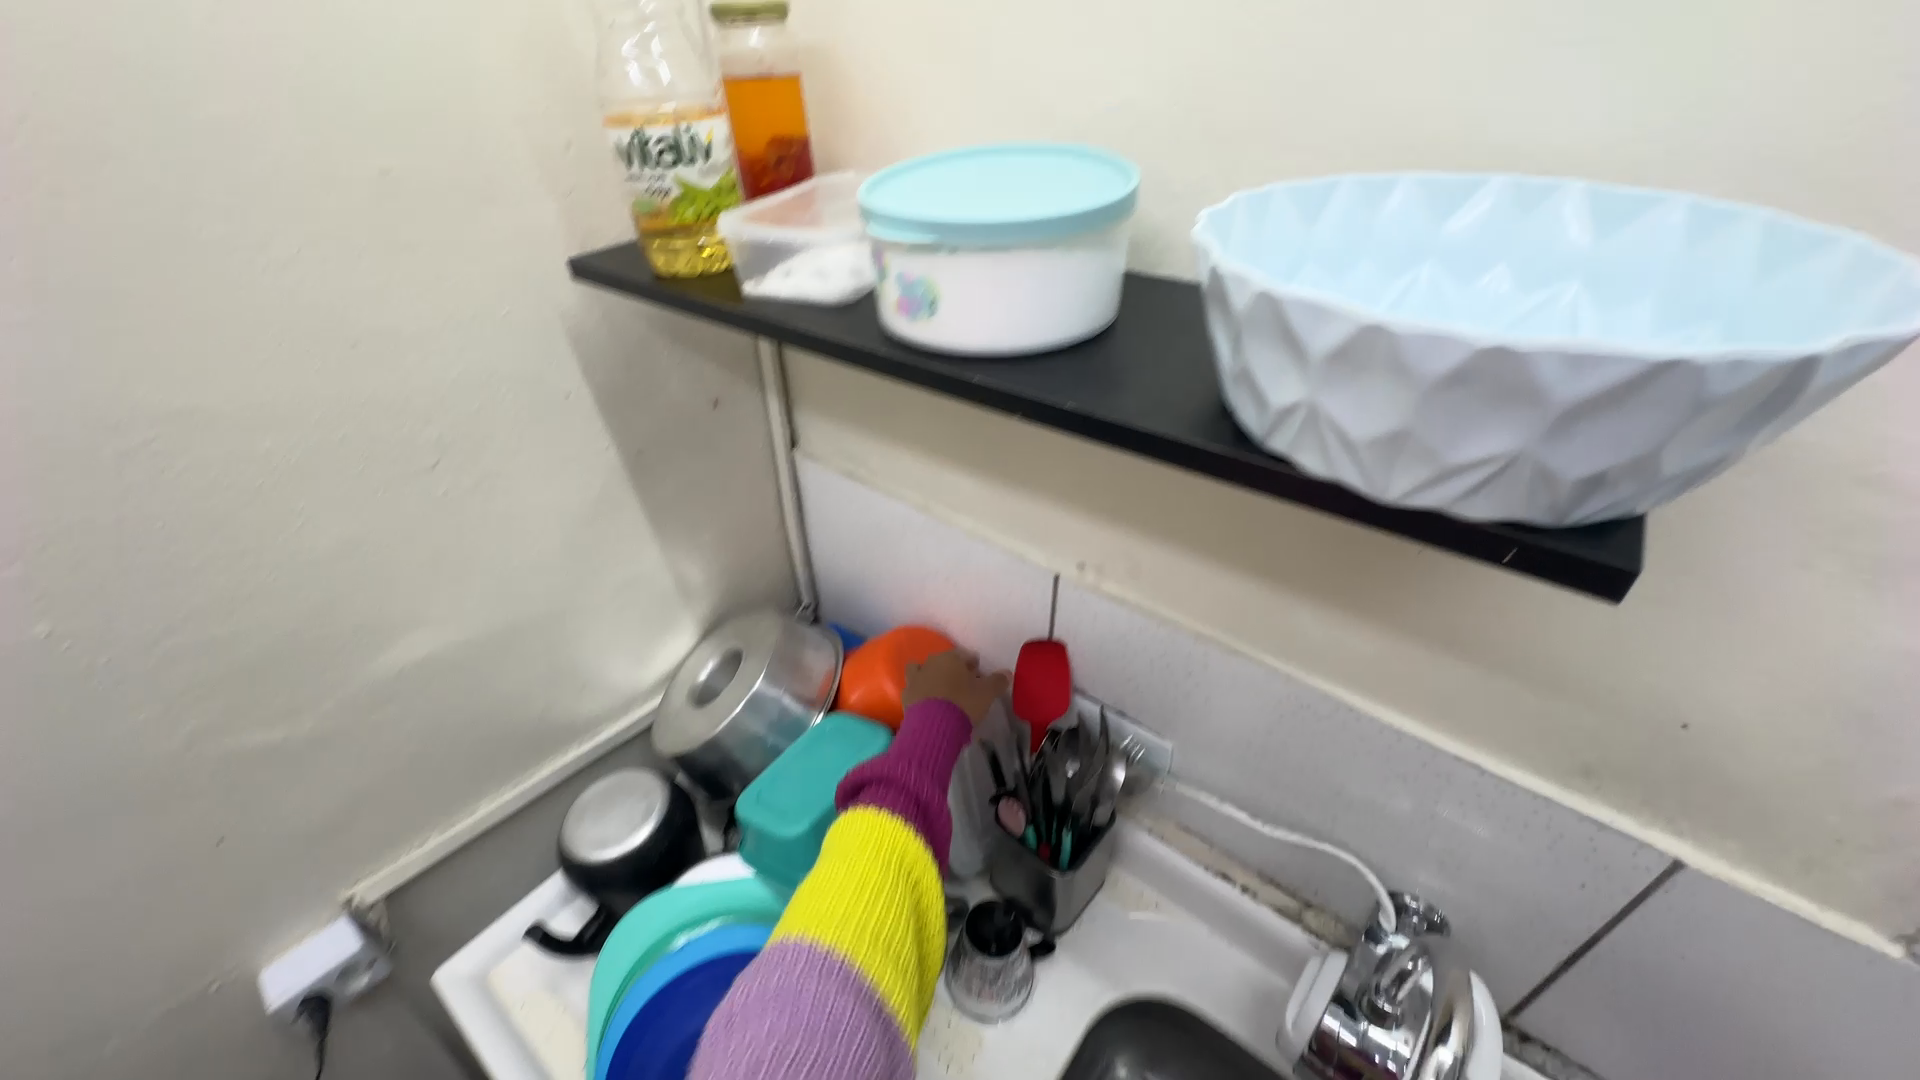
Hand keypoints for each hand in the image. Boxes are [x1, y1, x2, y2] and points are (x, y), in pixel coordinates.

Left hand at [902, 649, 1009, 726]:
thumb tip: (1007, 673)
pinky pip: (915, 689)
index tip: (980, 678)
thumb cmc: (963, 704)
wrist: (934, 726)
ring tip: (942, 693)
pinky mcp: (906, 695)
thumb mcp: (987, 693)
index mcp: (951, 658)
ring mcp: (916, 678)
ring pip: (924, 671)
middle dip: (954, 671)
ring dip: (933, 678)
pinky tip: (930, 704)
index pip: (965, 655)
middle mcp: (931, 663)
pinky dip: (922, 693)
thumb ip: (997, 681)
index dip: (974, 666)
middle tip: (964, 687)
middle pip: (945, 662)